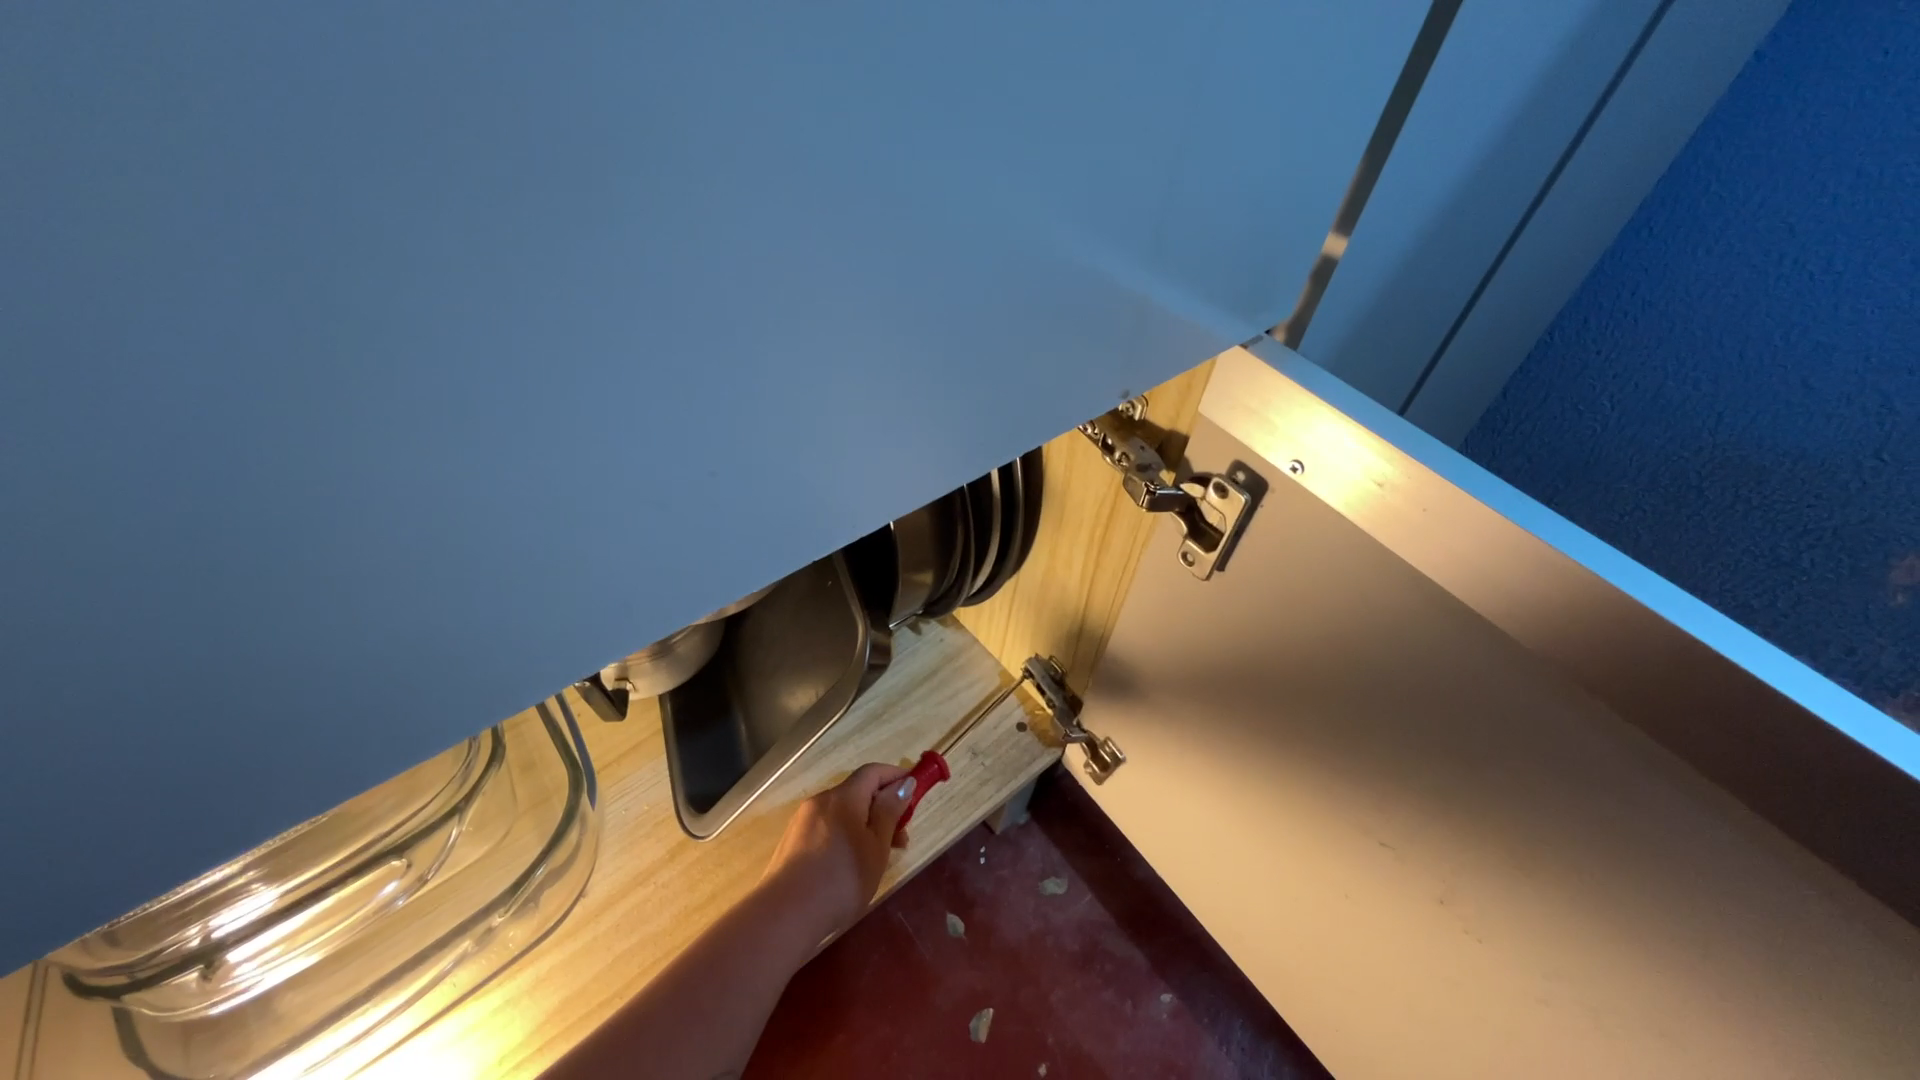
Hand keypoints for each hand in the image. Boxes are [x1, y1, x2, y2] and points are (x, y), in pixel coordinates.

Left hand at [759, 762, 915, 940]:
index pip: (873, 772)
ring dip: (866, 825)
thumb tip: (903, 783)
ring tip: (878, 858)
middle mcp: (821, 801)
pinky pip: (828, 828)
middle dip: (883, 808)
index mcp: (843, 796)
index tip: (916, 792)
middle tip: (901, 839)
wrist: (786, 914)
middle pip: (858, 792)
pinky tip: (852, 865)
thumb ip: (890, 811)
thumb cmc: (842, 878)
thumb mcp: (876, 846)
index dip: (896, 776)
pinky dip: (847, 836)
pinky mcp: (794, 842)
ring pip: (843, 813)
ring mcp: (804, 821)